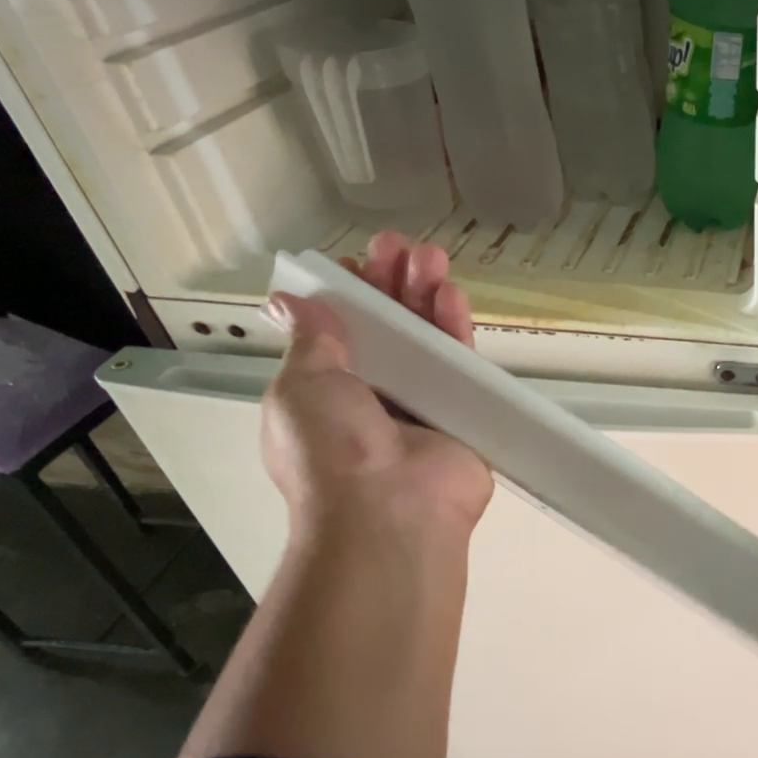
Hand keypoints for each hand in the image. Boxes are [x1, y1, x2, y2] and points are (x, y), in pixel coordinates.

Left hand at [260, 231, 492, 536]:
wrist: (391, 511)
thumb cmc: (331, 450)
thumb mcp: (301, 387)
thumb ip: (311, 341)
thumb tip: (293, 301)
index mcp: (325, 396)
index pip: (338, 335)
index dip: (347, 297)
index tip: (355, 266)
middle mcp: (374, 398)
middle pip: (386, 330)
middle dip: (390, 286)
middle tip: (397, 246)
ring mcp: (422, 404)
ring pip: (426, 341)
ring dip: (424, 296)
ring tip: (429, 255)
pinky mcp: (464, 412)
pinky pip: (460, 363)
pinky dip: (456, 327)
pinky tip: (453, 293)